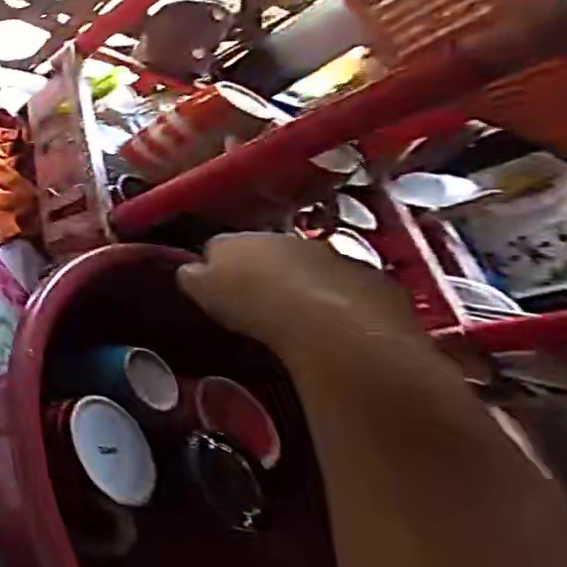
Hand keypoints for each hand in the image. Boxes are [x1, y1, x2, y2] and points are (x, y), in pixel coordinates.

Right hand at [178, 233, 424, 360]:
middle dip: (261, 270)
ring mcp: (335, 256)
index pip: (216, 245)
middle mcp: (285, 239)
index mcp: (237, 239)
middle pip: (266, 252)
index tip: (214, 287)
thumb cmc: (254, 306)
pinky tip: (333, 324)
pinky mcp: (376, 279)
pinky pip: (348, 286)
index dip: (214, 265)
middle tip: (255, 301)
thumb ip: (191, 275)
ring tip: (296, 316)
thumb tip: (191, 269)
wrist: (335, 327)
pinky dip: (339, 299)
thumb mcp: (199, 291)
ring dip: (301, 283)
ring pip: (309, 267)